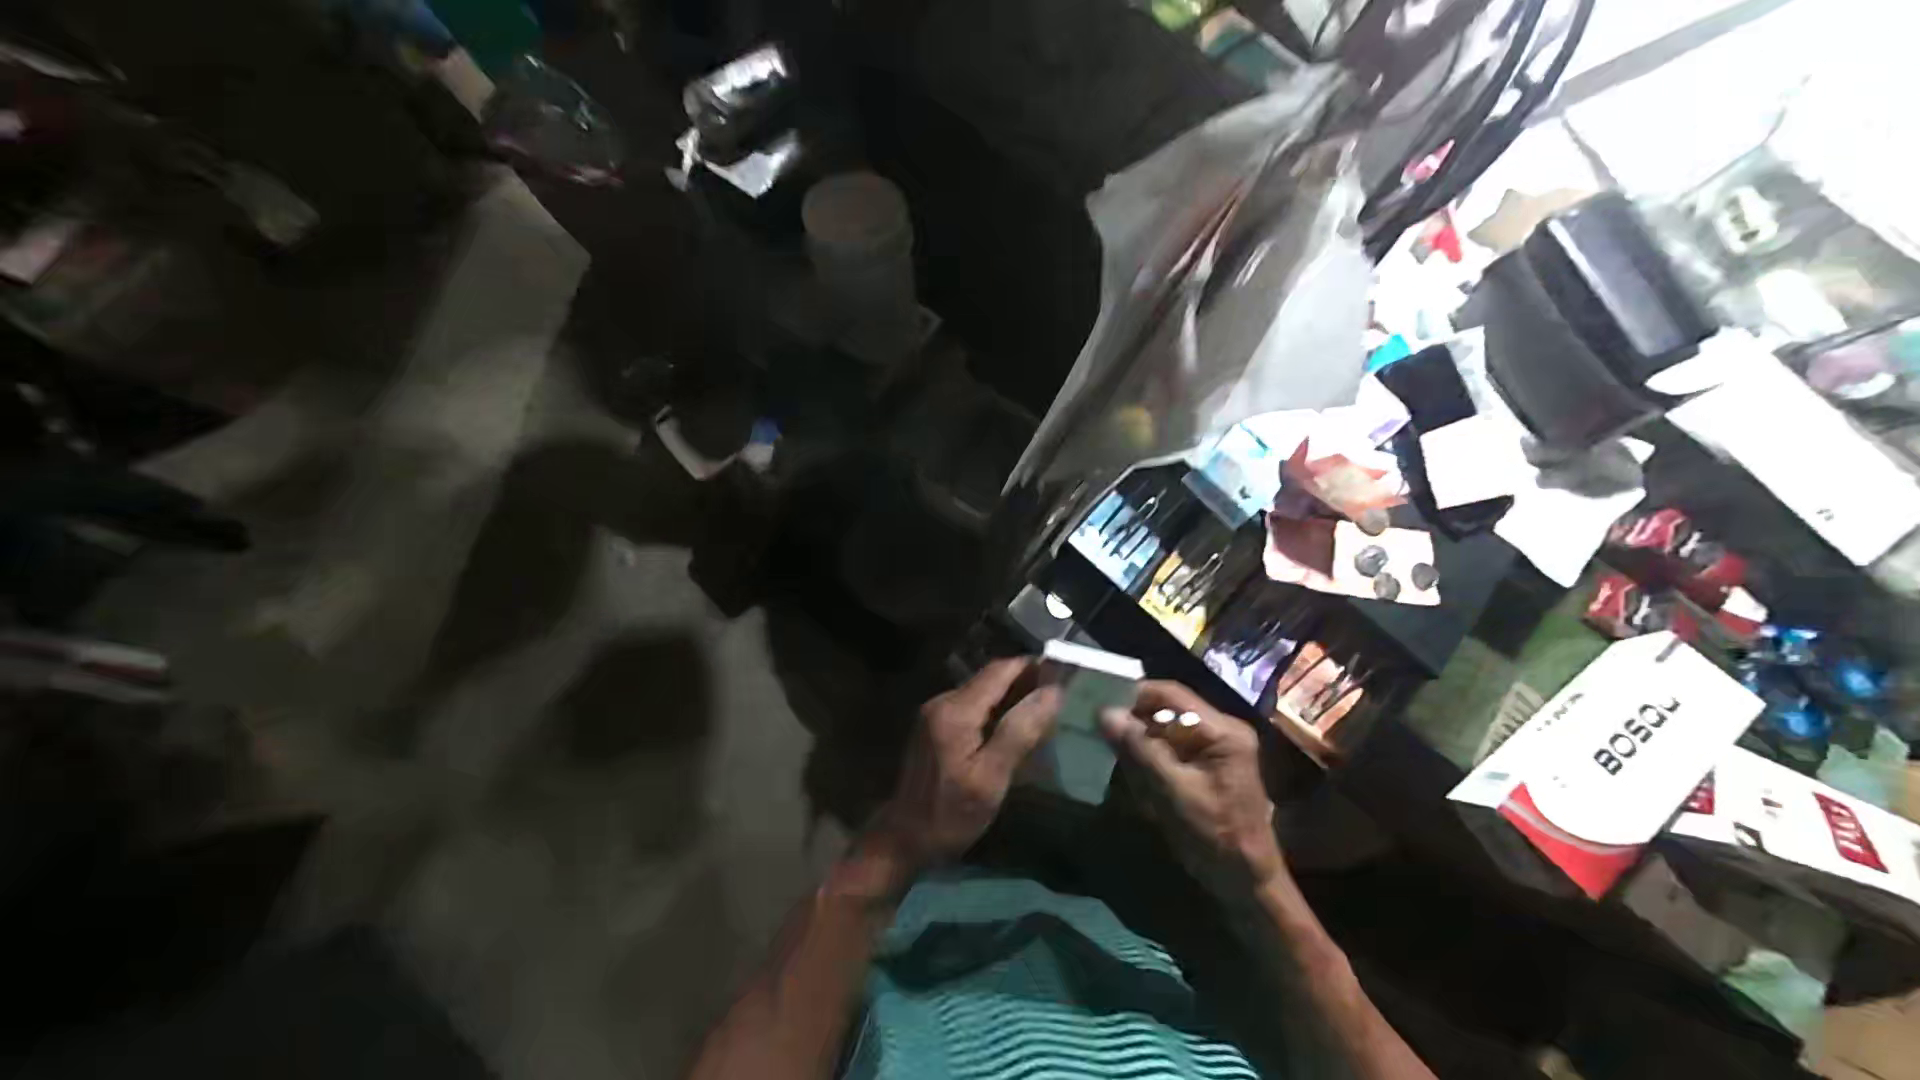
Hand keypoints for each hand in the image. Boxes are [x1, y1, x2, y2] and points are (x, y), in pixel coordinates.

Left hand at [857, 658, 1059, 888]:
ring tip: (1045, 710)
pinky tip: (1015, 727)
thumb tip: (1052, 692)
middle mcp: (942, 700)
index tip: (1064, 672)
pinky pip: (972, 705)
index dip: (1033, 666)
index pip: (1000, 670)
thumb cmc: (951, 814)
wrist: (903, 839)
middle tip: (1061, 694)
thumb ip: (1019, 732)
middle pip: (990, 677)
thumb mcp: (991, 778)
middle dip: (1025, 681)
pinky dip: (997, 709)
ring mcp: (935, 711)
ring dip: (1012, 695)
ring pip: (982, 690)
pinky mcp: (934, 724)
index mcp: (956, 710)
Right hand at [1100, 681, 1285, 901]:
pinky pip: (1169, 746)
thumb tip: (1105, 713)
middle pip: (1167, 708)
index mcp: (1222, 731)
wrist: (1249, 885)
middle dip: (1133, 716)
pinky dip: (1148, 753)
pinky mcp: (1206, 765)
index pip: (1172, 694)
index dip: (1134, 693)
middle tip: (1098, 723)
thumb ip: (1140, 751)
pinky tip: (1130, 767)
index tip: (1099, 700)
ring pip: (1165, 726)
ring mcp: (1215, 748)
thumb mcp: (1174, 793)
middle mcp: (1221, 730)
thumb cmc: (1216, 838)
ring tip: (1109, 744)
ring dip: (1138, 736)